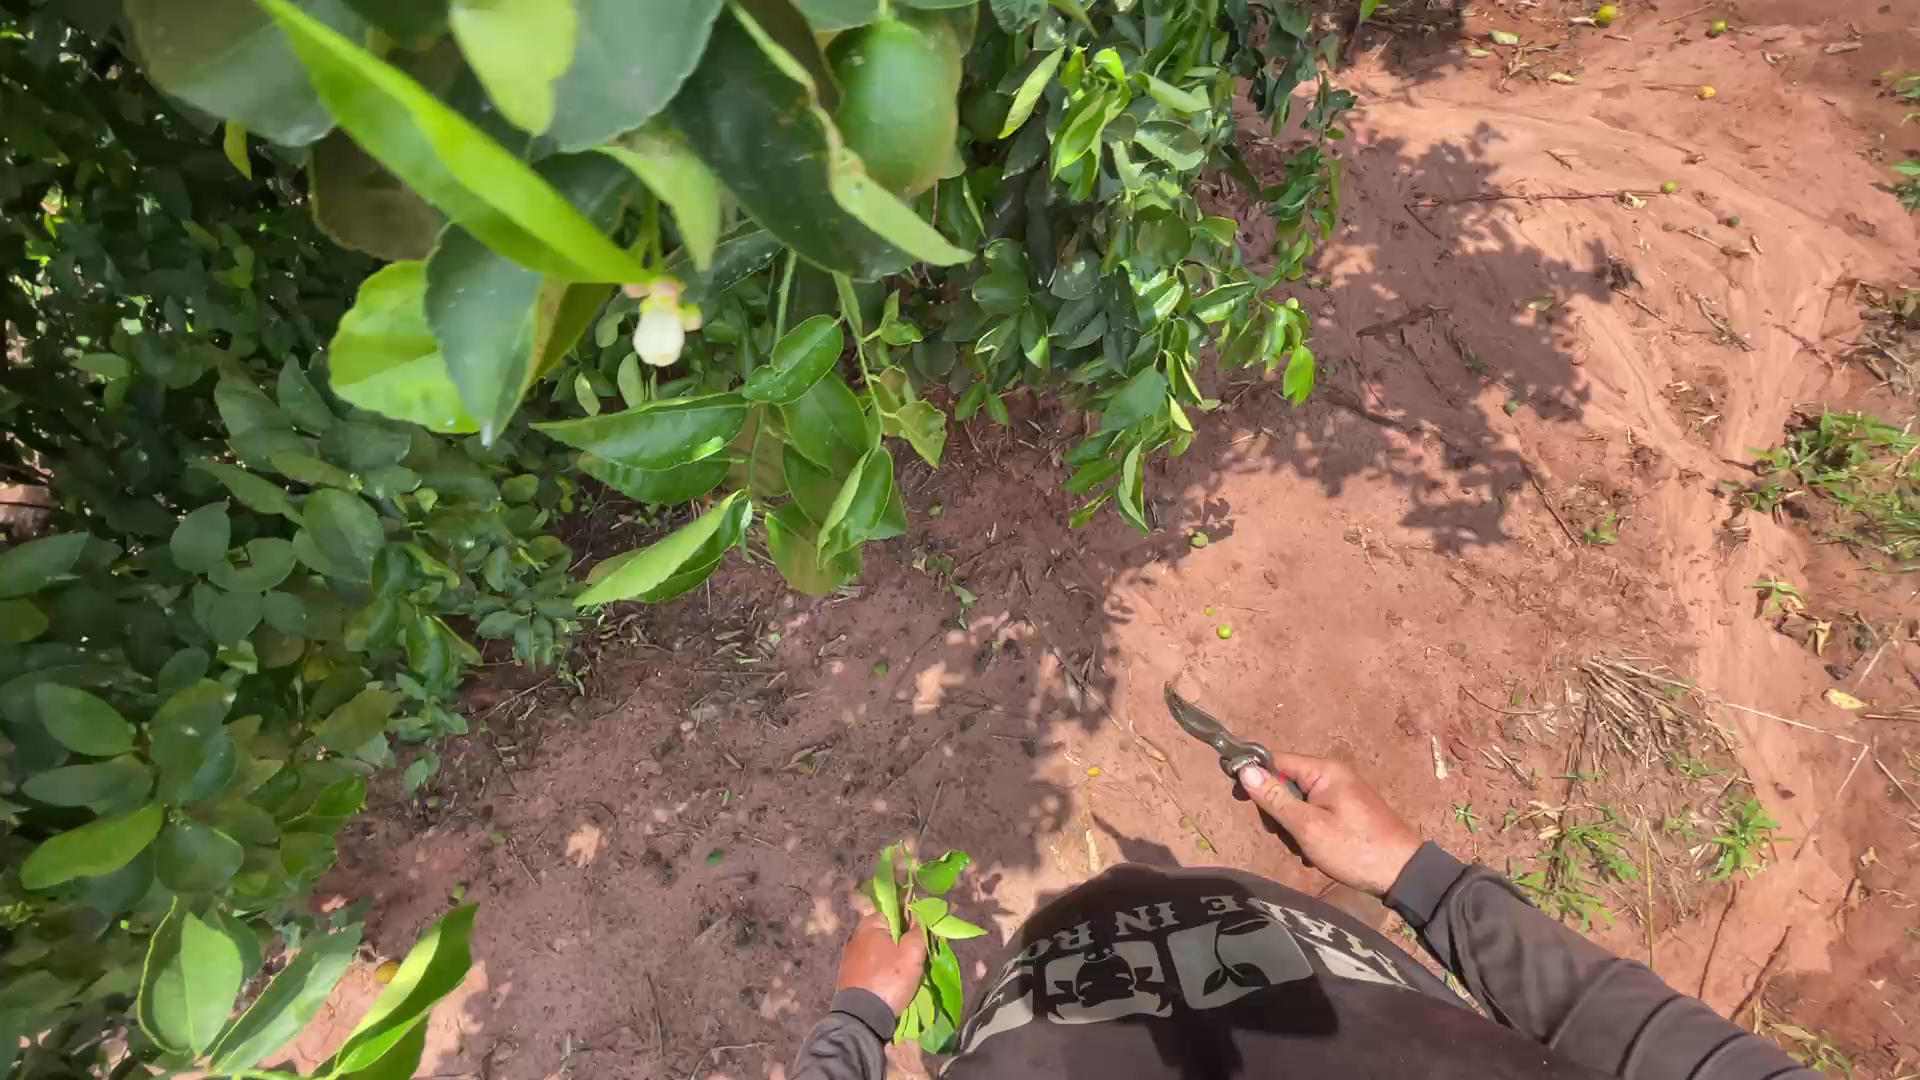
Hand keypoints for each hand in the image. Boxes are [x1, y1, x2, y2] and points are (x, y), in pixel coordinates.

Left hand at [835, 912, 926, 1015]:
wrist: (862, 1018)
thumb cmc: (889, 978)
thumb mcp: (912, 952)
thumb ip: (918, 930)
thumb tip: (917, 917)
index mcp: (870, 922)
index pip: (897, 912)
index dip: (913, 923)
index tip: (923, 938)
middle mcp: (856, 935)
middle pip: (888, 932)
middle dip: (903, 942)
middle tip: (917, 958)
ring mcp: (849, 956)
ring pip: (880, 950)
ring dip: (892, 958)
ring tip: (905, 974)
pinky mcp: (848, 975)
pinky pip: (871, 966)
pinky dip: (881, 970)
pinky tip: (890, 983)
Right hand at [1238, 753, 1421, 896]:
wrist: (1407, 876)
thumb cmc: (1355, 849)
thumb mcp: (1308, 826)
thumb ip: (1275, 798)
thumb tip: (1244, 769)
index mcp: (1323, 771)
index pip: (1274, 761)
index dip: (1254, 777)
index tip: (1240, 799)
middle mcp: (1332, 774)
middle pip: (1285, 782)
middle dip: (1278, 809)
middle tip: (1284, 835)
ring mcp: (1342, 792)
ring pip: (1298, 800)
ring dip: (1293, 824)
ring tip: (1304, 848)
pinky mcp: (1348, 809)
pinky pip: (1314, 811)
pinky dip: (1308, 829)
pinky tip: (1316, 850)